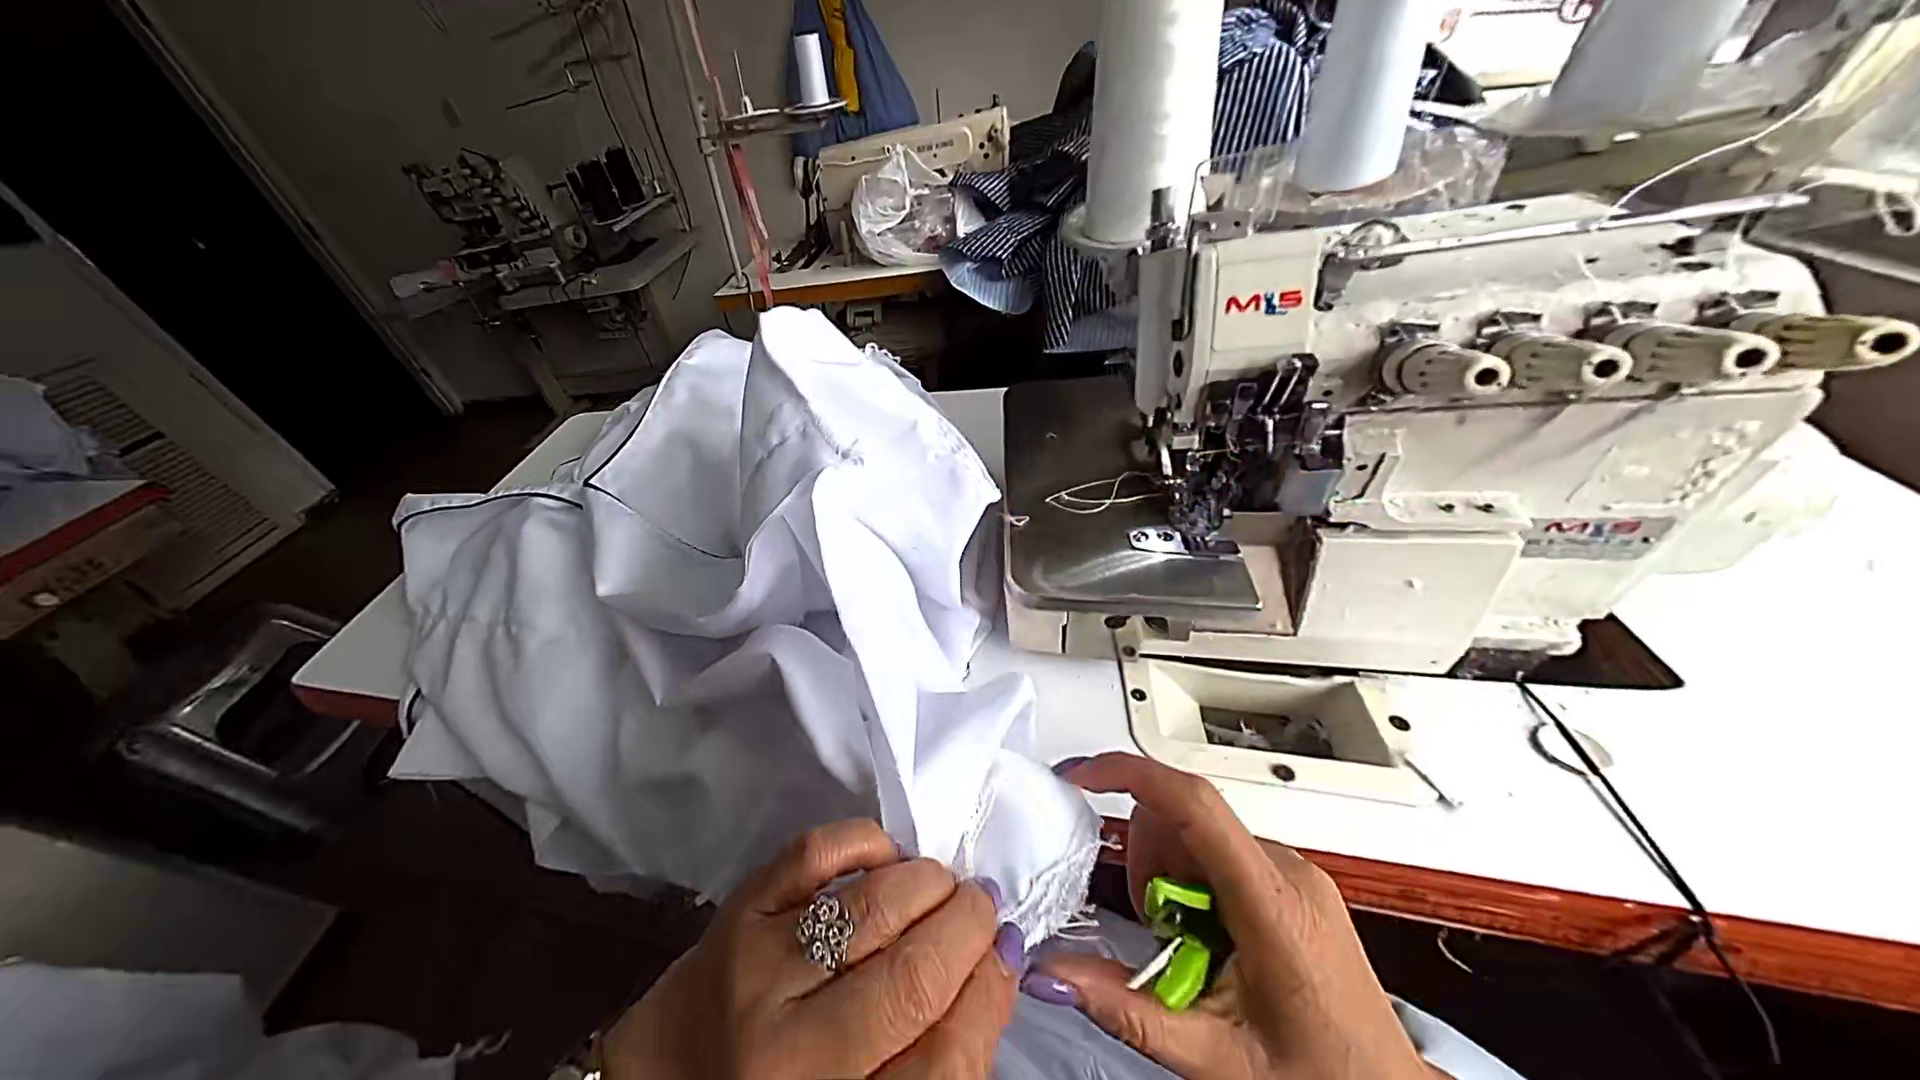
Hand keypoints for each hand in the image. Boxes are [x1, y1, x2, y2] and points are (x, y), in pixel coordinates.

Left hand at [601, 819, 1019, 1078]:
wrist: (670, 1075)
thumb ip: (935, 1048)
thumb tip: (996, 956)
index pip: (948, 1061)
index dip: (991, 994)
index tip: (1004, 951)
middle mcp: (794, 1057)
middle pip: (914, 977)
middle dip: (968, 925)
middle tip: (980, 905)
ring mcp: (758, 975)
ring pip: (873, 908)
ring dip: (928, 881)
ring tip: (940, 884)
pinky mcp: (736, 913)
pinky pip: (815, 852)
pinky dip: (865, 842)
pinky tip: (884, 858)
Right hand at [1029, 754, 1428, 1079]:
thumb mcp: (1212, 1058)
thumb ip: (1126, 1010)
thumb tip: (1056, 972)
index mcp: (1275, 906)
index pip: (1194, 805)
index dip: (1128, 775)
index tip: (1080, 776)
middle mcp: (1288, 870)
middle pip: (1181, 819)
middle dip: (1145, 864)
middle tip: (1158, 933)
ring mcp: (1292, 870)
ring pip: (1193, 833)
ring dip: (1165, 879)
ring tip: (1190, 949)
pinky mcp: (1289, 878)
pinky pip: (1216, 850)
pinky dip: (1189, 885)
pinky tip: (1207, 940)